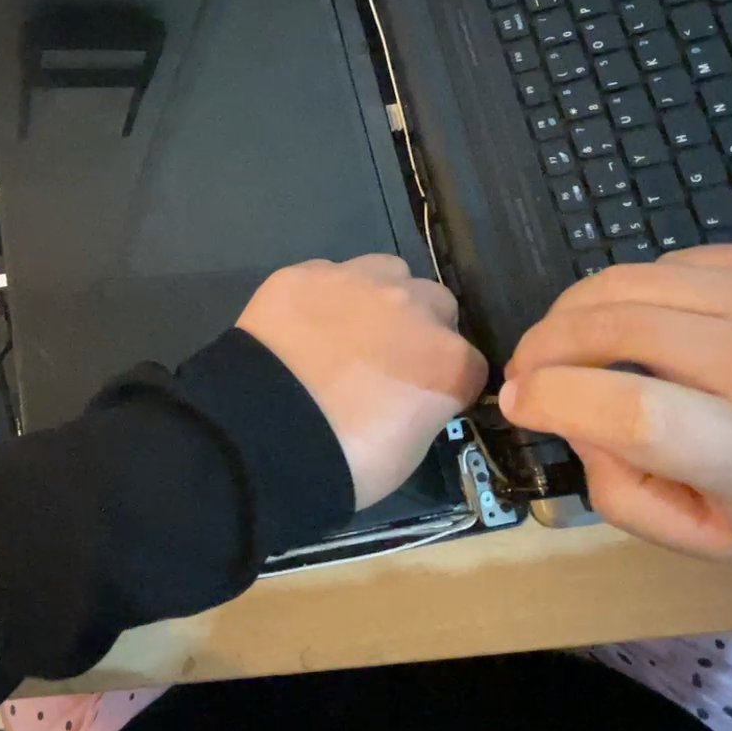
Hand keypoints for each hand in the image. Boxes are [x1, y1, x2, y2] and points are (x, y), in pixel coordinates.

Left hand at [239, 255, 487, 508]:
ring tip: (346, 329)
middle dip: (420, 327)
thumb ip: (424, 406)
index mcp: (449, 359)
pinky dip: (323, 296)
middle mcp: (412, 307)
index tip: (421, 397)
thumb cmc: (345, 459)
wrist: (263, 433)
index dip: (445, 380)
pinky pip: (327, 274)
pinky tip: (301, 324)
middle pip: (435, 304)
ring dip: (380, 296)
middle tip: (385, 359)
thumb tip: (411, 395)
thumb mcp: (408, 450)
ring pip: (387, 271)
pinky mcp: (305, 274)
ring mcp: (358, 281)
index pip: (468, 363)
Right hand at [500, 246, 731, 565]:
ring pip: (628, 281)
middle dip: (543, 344)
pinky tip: (639, 323)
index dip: (551, 398)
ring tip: (564, 340)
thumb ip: (619, 489)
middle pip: (613, 327)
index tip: (516, 402)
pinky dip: (630, 294)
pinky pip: (668, 264)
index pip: (632, 411)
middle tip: (523, 367)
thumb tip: (566, 414)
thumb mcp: (715, 541)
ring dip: (573, 311)